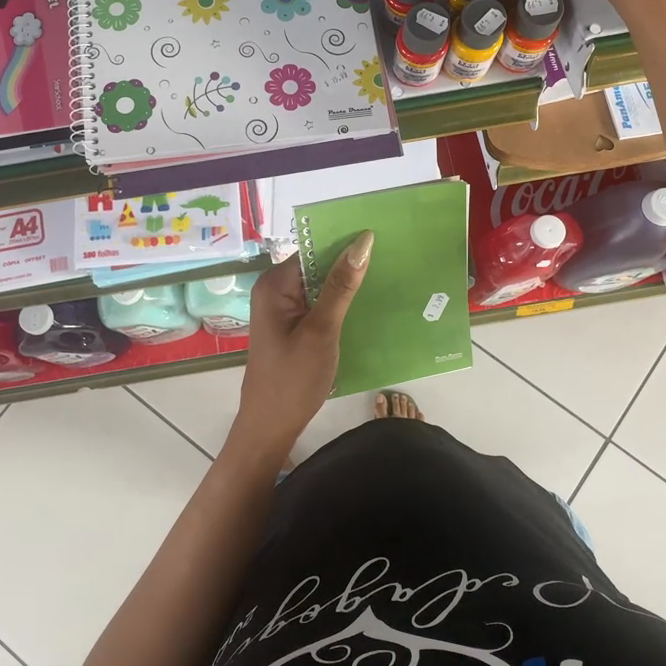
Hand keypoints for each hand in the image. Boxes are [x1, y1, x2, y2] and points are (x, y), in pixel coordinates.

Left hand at [228, 232, 373, 465]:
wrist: (271, 426)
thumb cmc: (293, 379)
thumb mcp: (321, 330)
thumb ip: (340, 286)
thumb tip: (362, 242)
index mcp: (274, 284)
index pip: (314, 249)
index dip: (346, 244)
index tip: (383, 239)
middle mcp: (274, 290)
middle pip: (317, 265)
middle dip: (349, 264)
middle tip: (393, 260)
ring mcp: (282, 309)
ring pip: (320, 285)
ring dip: (347, 286)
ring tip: (388, 281)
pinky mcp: (292, 326)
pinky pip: (318, 304)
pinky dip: (340, 305)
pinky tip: (367, 307)